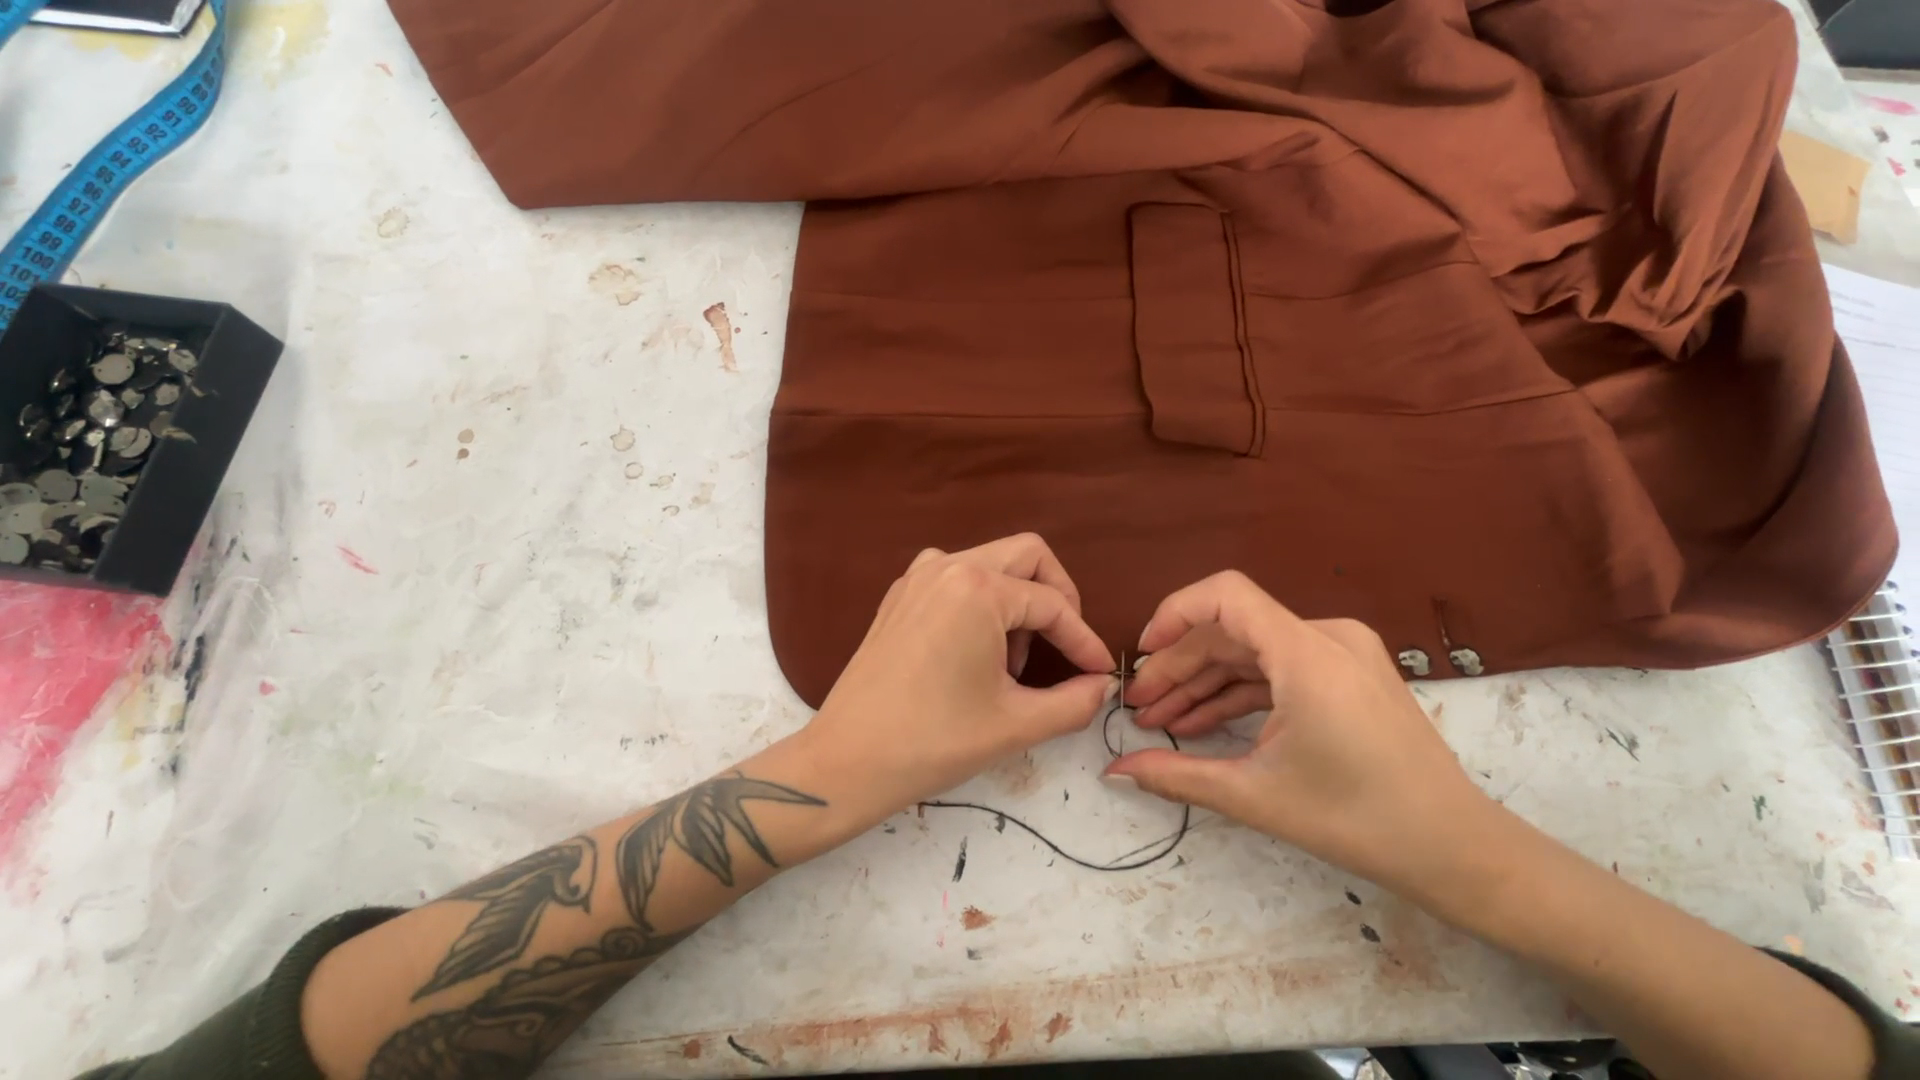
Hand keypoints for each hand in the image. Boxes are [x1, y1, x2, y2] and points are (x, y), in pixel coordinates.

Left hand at [805, 534, 1116, 818]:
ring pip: (991, 563)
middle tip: (1066, 648)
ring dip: (1018, 599)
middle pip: (1027, 556)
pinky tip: (979, 653)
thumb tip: (1102, 686)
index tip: (1101, 672)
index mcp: (978, 588)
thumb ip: (1074, 702)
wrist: (847, 761)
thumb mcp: (1016, 724)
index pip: (1052, 604)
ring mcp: (917, 577)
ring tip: (1016, 661)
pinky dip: (983, 602)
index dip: (1083, 640)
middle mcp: (947, 566)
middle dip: (1058, 598)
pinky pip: (957, 578)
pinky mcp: (899, 596)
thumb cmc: (934, 741)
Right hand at [1106, 571, 1494, 890]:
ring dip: (1205, 684)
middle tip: (1140, 709)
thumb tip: (1114, 773)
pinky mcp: (1350, 674)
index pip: (1224, 595)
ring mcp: (1344, 654)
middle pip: (1231, 630)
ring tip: (1162, 723)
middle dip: (1179, 667)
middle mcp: (1327, 637)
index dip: (1172, 614)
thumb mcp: (1255, 795)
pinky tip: (1203, 725)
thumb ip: (1176, 776)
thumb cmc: (1356, 819)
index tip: (1142, 657)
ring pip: (1253, 651)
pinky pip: (1280, 669)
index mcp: (1307, 653)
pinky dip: (1240, 693)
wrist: (1455, 848)